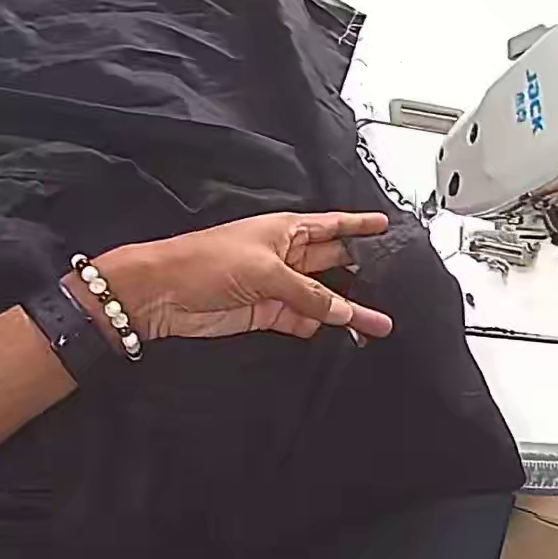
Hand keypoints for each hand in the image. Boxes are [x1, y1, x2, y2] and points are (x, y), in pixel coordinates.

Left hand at [71, 212, 395, 341]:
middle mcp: (284, 255)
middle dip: (361, 272)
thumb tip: (345, 312)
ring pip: (321, 298)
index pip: (333, 224)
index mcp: (287, 230)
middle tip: (392, 283)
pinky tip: (339, 333)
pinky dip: (319, 327)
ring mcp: (276, 285)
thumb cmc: (205, 260)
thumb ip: (310, 294)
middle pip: (332, 262)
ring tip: (377, 323)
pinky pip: (302, 319)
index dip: (359, 225)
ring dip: (345, 310)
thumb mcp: (268, 270)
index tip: (385, 225)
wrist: (164, 293)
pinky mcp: (266, 312)